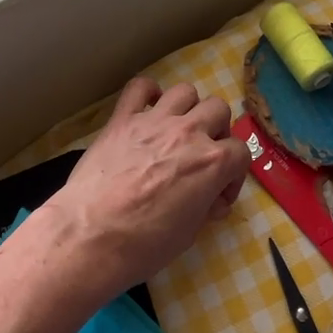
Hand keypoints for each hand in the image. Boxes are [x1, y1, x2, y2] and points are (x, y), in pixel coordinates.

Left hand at [41, 77, 248, 292]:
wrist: (91, 235)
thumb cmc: (144, 246)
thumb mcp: (189, 234)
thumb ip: (205, 205)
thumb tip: (207, 197)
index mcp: (212, 162)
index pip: (241, 152)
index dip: (233, 175)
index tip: (218, 194)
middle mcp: (188, 132)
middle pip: (218, 109)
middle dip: (216, 132)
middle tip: (201, 156)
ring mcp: (154, 120)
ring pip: (185, 91)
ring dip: (187, 110)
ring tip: (175, 133)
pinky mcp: (123, 117)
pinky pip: (140, 86)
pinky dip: (147, 93)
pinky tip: (146, 111)